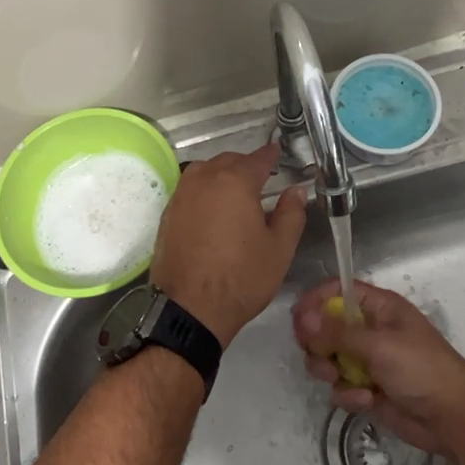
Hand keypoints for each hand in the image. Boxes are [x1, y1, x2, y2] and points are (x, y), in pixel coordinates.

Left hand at [150, 143, 307, 346]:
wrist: (190, 310)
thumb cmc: (241, 278)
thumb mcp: (279, 249)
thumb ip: (291, 214)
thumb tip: (295, 191)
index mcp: (235, 182)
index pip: (257, 159)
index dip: (271, 156)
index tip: (278, 154)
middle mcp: (204, 180)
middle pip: (229, 160)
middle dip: (246, 165)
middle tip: (262, 179)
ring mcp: (182, 195)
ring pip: (205, 171)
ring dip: (222, 174)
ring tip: (236, 193)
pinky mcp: (168, 213)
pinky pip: (190, 189)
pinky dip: (204, 190)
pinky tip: (213, 209)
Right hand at [293, 279, 464, 456]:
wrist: (451, 419)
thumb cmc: (421, 369)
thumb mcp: (379, 345)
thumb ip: (337, 332)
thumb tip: (302, 317)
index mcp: (379, 308)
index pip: (338, 292)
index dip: (316, 302)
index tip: (298, 320)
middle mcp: (370, 330)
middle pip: (326, 326)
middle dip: (318, 342)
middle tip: (317, 355)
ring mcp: (368, 360)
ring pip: (328, 358)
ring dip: (328, 370)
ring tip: (339, 379)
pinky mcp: (366, 389)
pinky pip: (340, 386)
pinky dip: (348, 394)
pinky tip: (365, 401)